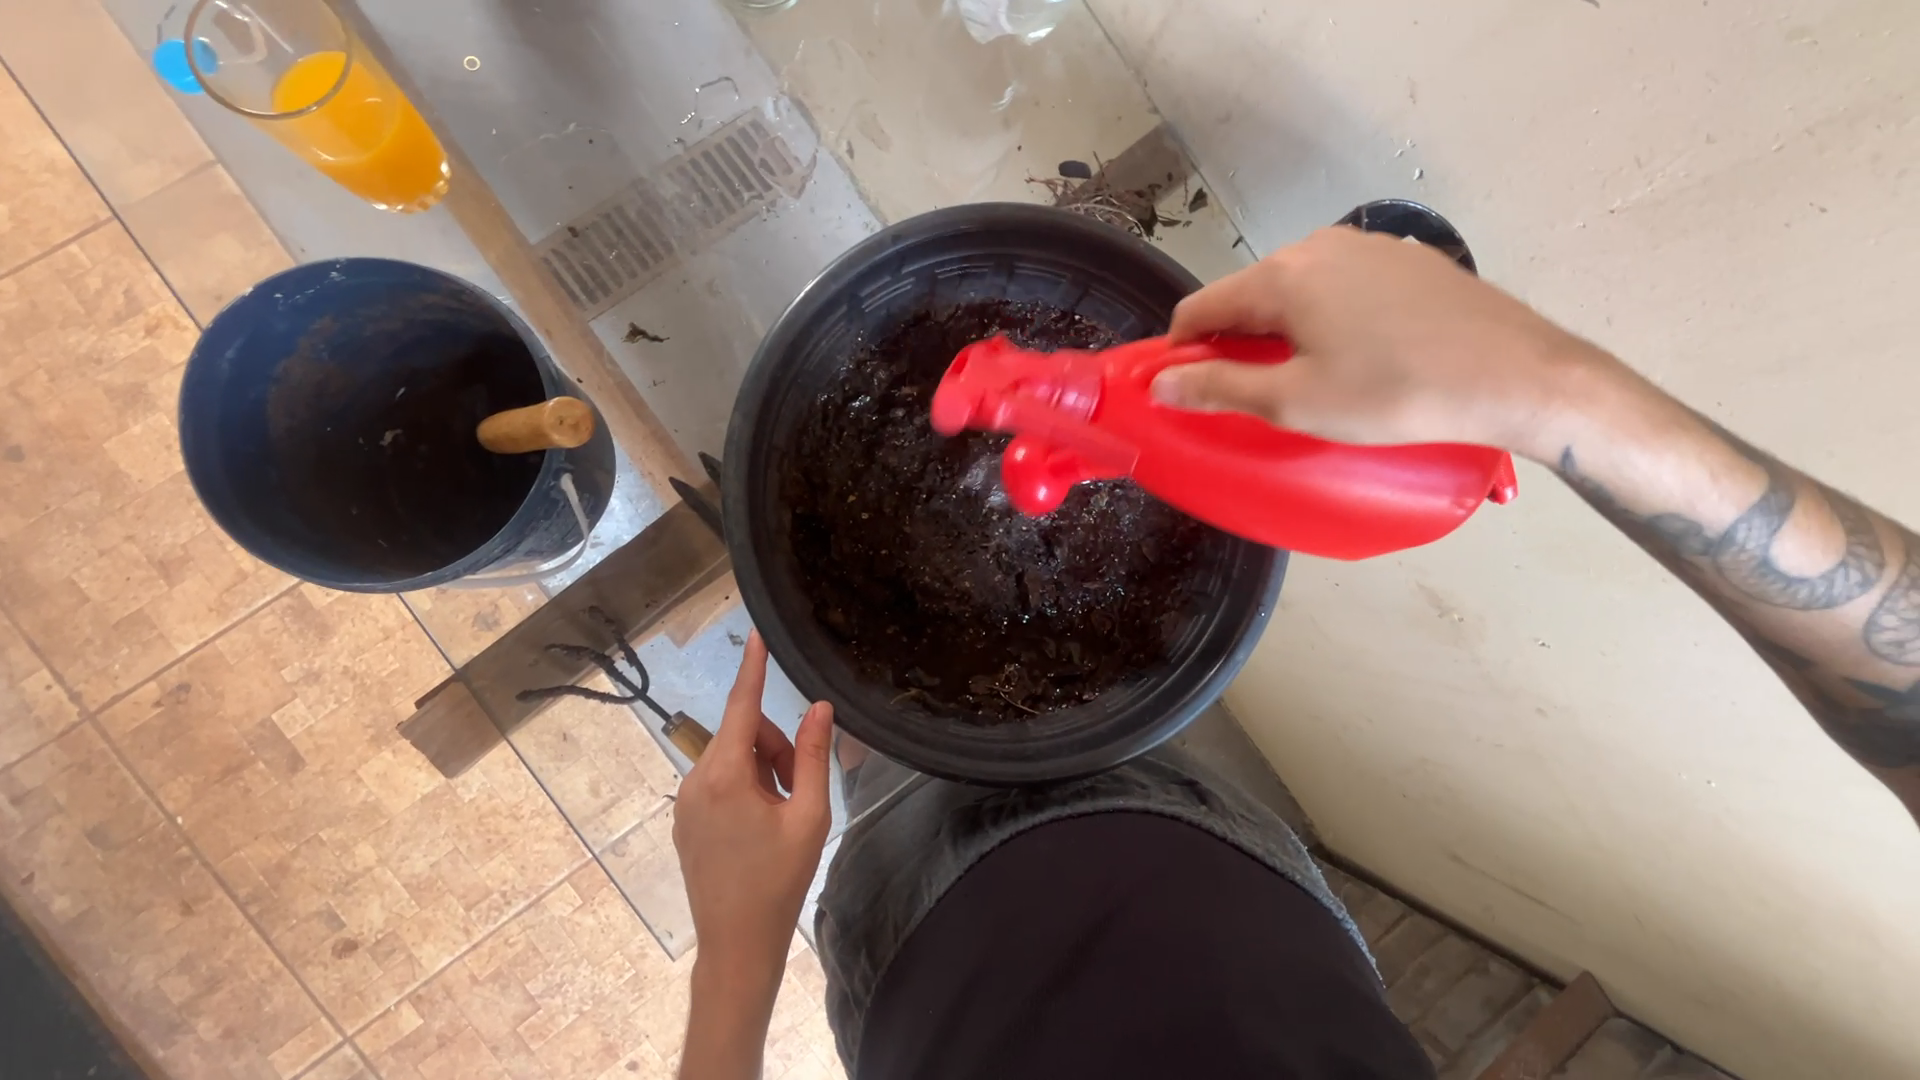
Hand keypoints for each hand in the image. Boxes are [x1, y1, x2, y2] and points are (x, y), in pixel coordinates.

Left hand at [672, 631, 834, 977]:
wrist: (736, 944)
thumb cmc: (779, 880)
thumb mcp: (809, 815)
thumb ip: (811, 755)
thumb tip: (818, 707)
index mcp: (726, 775)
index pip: (742, 706)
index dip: (752, 668)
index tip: (755, 633)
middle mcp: (696, 780)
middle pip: (743, 734)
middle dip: (775, 748)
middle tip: (797, 790)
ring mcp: (685, 801)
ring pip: (732, 757)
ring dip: (762, 769)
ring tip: (782, 812)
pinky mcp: (684, 819)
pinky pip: (718, 780)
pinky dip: (744, 785)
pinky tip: (760, 823)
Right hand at [1152, 226, 1622, 460]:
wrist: (1521, 378)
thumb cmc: (1396, 394)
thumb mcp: (1295, 401)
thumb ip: (1218, 388)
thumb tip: (1160, 383)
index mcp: (1284, 274)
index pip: (1199, 307)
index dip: (1181, 351)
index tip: (1187, 390)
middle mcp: (1319, 246)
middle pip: (1245, 296)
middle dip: (1231, 343)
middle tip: (1248, 397)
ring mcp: (1367, 248)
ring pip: (1291, 291)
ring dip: (1276, 333)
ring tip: (1302, 380)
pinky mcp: (1405, 262)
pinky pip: (1335, 288)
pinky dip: (1320, 320)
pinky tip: (1351, 356)